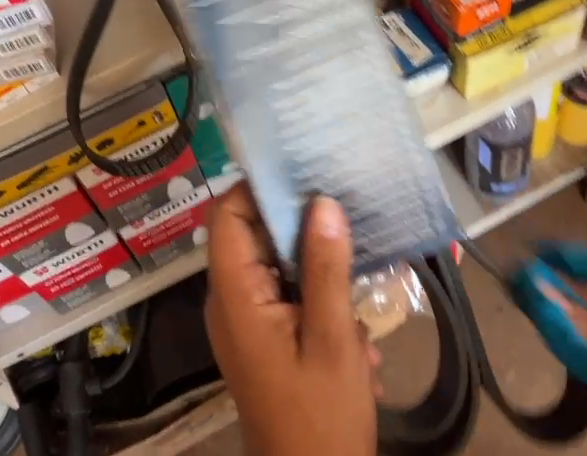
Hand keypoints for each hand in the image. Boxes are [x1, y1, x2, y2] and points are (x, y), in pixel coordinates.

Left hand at [203, 185, 375, 455]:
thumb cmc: (320, 416)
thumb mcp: (331, 339)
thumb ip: (326, 268)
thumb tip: (323, 202)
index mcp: (234, 294)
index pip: (227, 216)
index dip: (258, 188)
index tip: (303, 171)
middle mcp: (230, 300)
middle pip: (253, 235)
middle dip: (298, 224)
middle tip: (344, 208)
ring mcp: (245, 320)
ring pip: (275, 264)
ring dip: (316, 266)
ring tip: (359, 267)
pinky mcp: (263, 336)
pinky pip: (285, 294)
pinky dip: (317, 296)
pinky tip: (354, 323)